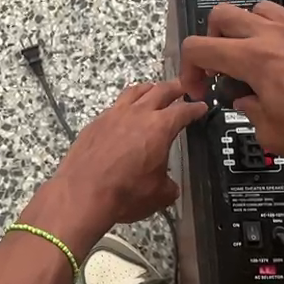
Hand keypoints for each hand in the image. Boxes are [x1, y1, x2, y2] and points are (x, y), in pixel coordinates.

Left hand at [22, 80, 205, 246]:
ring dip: (149, 89)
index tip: (201, 106)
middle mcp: (137, 114)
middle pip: (160, 91)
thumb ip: (169, 185)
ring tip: (154, 90)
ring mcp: (114, 114)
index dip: (195, 108)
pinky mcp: (96, 122)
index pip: (183, 111)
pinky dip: (126, 103)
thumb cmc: (124, 193)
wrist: (83, 193)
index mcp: (159, 127)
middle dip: (175, 88)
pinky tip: (126, 112)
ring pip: (135, 91)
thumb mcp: (158, 195)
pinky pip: (116, 105)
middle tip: (183, 87)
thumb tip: (169, 186)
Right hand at [180, 1, 283, 174]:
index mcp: (255, 58)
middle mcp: (276, 34)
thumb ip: (253, 113)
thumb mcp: (277, 136)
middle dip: (212, 40)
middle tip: (220, 68)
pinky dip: (279, 36)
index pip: (200, 47)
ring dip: (246, 31)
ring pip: (258, 10)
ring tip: (254, 61)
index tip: (199, 89)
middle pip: (223, 15)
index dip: (189, 70)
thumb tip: (247, 102)